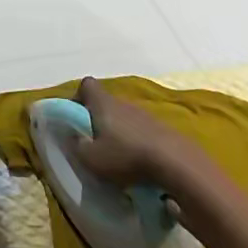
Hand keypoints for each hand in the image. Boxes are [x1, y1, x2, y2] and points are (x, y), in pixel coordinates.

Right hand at [72, 78, 214, 190]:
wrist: (174, 162)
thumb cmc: (125, 156)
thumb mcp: (91, 158)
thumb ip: (76, 145)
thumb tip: (72, 135)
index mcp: (104, 104)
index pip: (87, 85)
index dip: (78, 97)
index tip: (75, 117)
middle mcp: (124, 102)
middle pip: (105, 102)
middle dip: (97, 119)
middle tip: (94, 142)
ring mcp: (145, 113)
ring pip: (124, 116)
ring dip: (117, 131)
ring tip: (116, 155)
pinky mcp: (161, 127)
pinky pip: (140, 129)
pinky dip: (135, 140)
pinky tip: (136, 160)